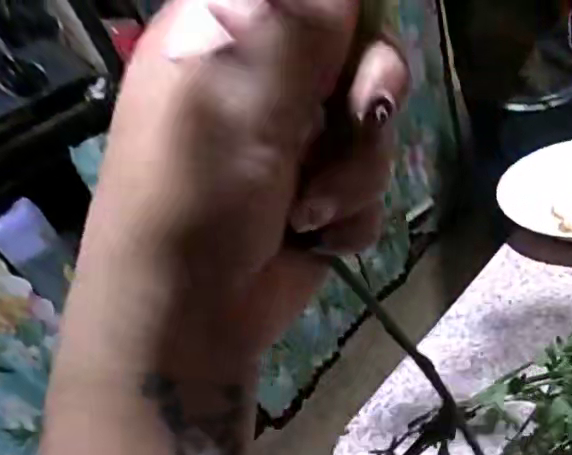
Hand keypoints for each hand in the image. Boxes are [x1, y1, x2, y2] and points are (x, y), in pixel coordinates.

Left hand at [68, 0, 408, 367]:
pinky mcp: (325, 200)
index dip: (354, 21)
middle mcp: (276, 80)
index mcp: (237, 28)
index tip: (357, 58)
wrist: (196, 309)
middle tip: (357, 125)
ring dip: (353, 181)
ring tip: (306, 214)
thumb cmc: (196, 196)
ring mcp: (304, 146)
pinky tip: (312, 239)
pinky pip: (370, 197)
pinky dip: (348, 222)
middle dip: (368, 106)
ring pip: (376, 140)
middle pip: (367, 61)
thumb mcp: (241, 100)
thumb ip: (296, 28)